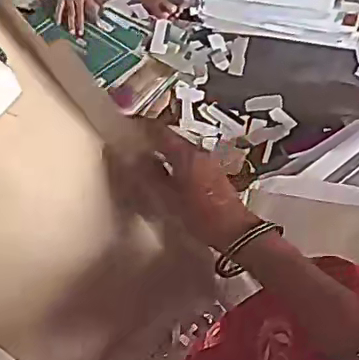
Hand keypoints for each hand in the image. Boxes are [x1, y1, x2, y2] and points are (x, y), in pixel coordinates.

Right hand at [51, 0, 98, 35]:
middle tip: (81, 34)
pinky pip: (59, 8)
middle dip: (80, 24)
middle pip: (80, 13)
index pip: (91, 6)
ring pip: (70, 13)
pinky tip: (57, 22)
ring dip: (71, 23)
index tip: (96, 22)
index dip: (94, 14)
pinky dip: (58, 15)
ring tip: (71, 32)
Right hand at [133, 119, 259, 250]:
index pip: (159, 130)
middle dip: (149, 140)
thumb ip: (149, 176)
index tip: (124, 129)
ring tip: (143, 162)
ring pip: (179, 150)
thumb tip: (133, 158)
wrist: (234, 232)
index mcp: (186, 154)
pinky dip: (173, 163)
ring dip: (162, 153)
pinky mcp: (213, 173)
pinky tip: (164, 176)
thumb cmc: (200, 216)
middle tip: (130, 147)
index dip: (140, 127)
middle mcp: (199, 152)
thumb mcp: (168, 198)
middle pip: (170, 138)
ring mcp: (208, 162)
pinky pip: (188, 161)